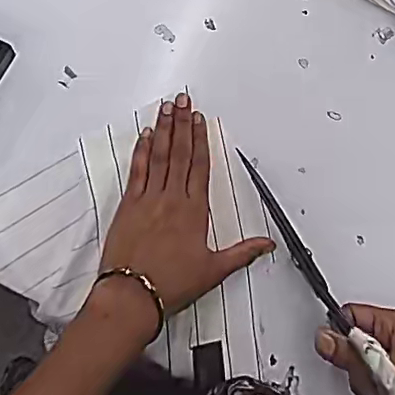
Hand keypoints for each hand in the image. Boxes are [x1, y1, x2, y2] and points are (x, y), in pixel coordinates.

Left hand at [88, 93, 274, 339]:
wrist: (132, 294)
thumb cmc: (170, 284)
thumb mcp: (213, 270)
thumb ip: (242, 253)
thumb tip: (266, 245)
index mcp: (194, 211)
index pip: (200, 166)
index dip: (201, 139)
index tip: (201, 119)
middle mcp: (171, 199)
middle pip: (181, 153)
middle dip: (183, 123)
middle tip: (183, 99)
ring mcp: (148, 199)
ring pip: (159, 155)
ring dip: (164, 129)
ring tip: (167, 107)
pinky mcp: (128, 205)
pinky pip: (137, 170)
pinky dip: (141, 150)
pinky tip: (146, 135)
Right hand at [316, 304, 394, 394]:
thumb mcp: (389, 373)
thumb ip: (353, 355)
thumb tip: (324, 337)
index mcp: (393, 324)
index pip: (348, 317)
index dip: (339, 338)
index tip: (343, 359)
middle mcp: (393, 339)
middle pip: (351, 349)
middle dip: (359, 375)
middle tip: (376, 385)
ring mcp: (394, 363)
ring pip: (360, 374)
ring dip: (370, 394)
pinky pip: (371, 391)